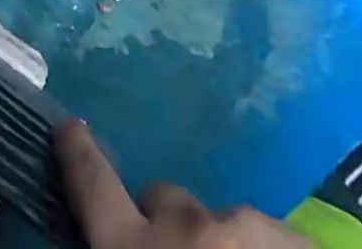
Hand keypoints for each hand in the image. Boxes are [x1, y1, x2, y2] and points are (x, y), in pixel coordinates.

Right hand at [57, 120, 308, 248]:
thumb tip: (125, 241)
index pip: (93, 187)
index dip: (78, 153)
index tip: (70, 124)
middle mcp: (185, 226)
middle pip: (162, 196)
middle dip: (163, 221)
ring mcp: (243, 226)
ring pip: (218, 220)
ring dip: (219, 245)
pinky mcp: (292, 237)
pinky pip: (265, 235)